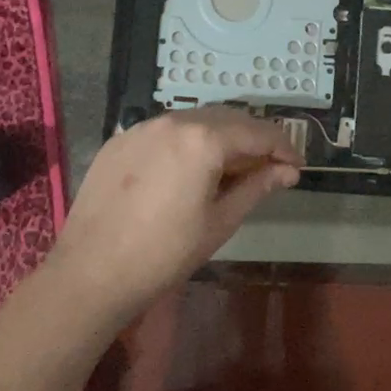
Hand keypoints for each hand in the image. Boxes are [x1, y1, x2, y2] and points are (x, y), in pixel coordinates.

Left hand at [41, 106, 301, 324]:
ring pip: (193, 121)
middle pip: (226, 118)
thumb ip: (256, 187)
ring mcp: (141, 128)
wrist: (93, 271)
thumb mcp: (219, 222)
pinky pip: (163, 132)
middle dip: (253, 138)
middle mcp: (173, 121)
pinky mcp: (119, 141)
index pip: (257, 132)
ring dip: (219, 138)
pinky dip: (186, 143)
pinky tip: (188, 171)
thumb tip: (287, 172)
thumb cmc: (165, 253)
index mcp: (203, 140)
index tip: (297, 166)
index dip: (283, 147)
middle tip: (270, 167)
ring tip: (231, 169)